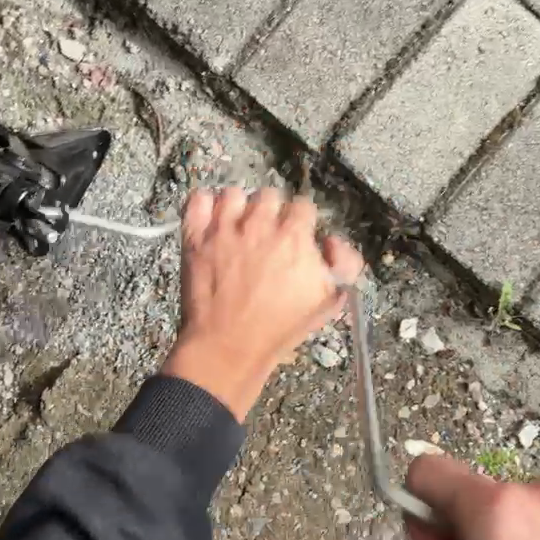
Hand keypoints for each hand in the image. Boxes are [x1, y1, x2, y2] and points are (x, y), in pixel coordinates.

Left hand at [159, 188, 362, 421]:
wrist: (228, 346)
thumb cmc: (279, 328)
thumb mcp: (327, 301)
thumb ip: (344, 264)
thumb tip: (332, 240)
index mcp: (294, 236)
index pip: (303, 205)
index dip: (300, 222)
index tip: (294, 237)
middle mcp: (259, 224)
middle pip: (269, 195)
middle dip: (270, 212)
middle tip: (265, 236)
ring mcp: (224, 228)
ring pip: (234, 193)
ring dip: (237, 207)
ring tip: (237, 229)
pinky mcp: (195, 237)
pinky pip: (198, 198)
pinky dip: (203, 203)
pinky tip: (210, 221)